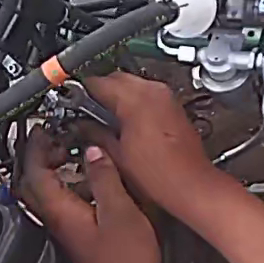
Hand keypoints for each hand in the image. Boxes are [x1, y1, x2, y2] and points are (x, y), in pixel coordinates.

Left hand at [18, 127, 160, 262]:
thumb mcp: (121, 211)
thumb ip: (105, 178)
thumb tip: (94, 152)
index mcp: (62, 211)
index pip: (35, 170)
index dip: (37, 145)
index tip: (45, 127)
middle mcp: (58, 221)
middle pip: (34, 181)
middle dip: (41, 154)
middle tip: (56, 136)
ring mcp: (68, 230)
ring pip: (48, 193)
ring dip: (55, 168)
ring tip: (72, 151)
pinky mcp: (80, 235)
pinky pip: (65, 203)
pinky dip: (71, 184)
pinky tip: (91, 180)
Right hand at [80, 73, 223, 213]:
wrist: (191, 184)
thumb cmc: (160, 175)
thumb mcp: (117, 155)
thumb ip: (96, 134)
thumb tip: (84, 126)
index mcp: (136, 100)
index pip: (98, 82)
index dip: (81, 91)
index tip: (72, 100)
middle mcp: (154, 92)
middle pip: (116, 78)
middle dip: (99, 91)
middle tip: (85, 109)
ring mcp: (166, 98)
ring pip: (133, 84)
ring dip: (117, 96)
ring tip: (105, 117)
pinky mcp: (173, 107)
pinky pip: (148, 94)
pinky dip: (134, 102)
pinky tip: (126, 122)